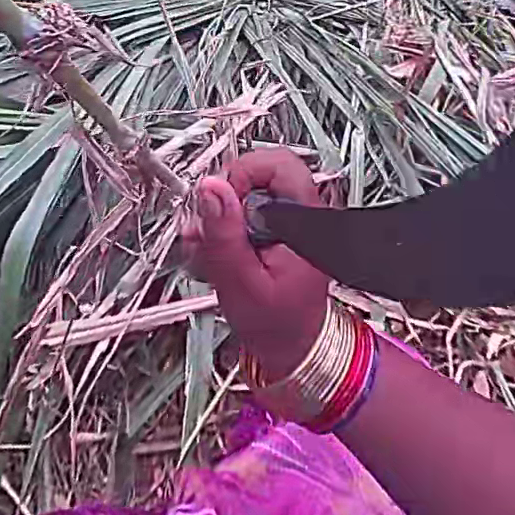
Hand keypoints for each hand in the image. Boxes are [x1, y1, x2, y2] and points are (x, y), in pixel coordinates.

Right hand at [183, 149, 330, 377]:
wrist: (292, 349)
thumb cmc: (276, 325)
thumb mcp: (241, 282)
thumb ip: (225, 235)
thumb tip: (211, 188)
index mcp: (303, 222)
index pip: (276, 164)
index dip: (241, 176)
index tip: (220, 205)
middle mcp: (300, 215)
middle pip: (258, 173)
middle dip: (225, 198)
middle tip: (211, 229)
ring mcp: (289, 223)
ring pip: (247, 193)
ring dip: (220, 218)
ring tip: (213, 251)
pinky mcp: (276, 232)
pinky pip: (245, 214)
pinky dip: (226, 231)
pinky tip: (220, 256)